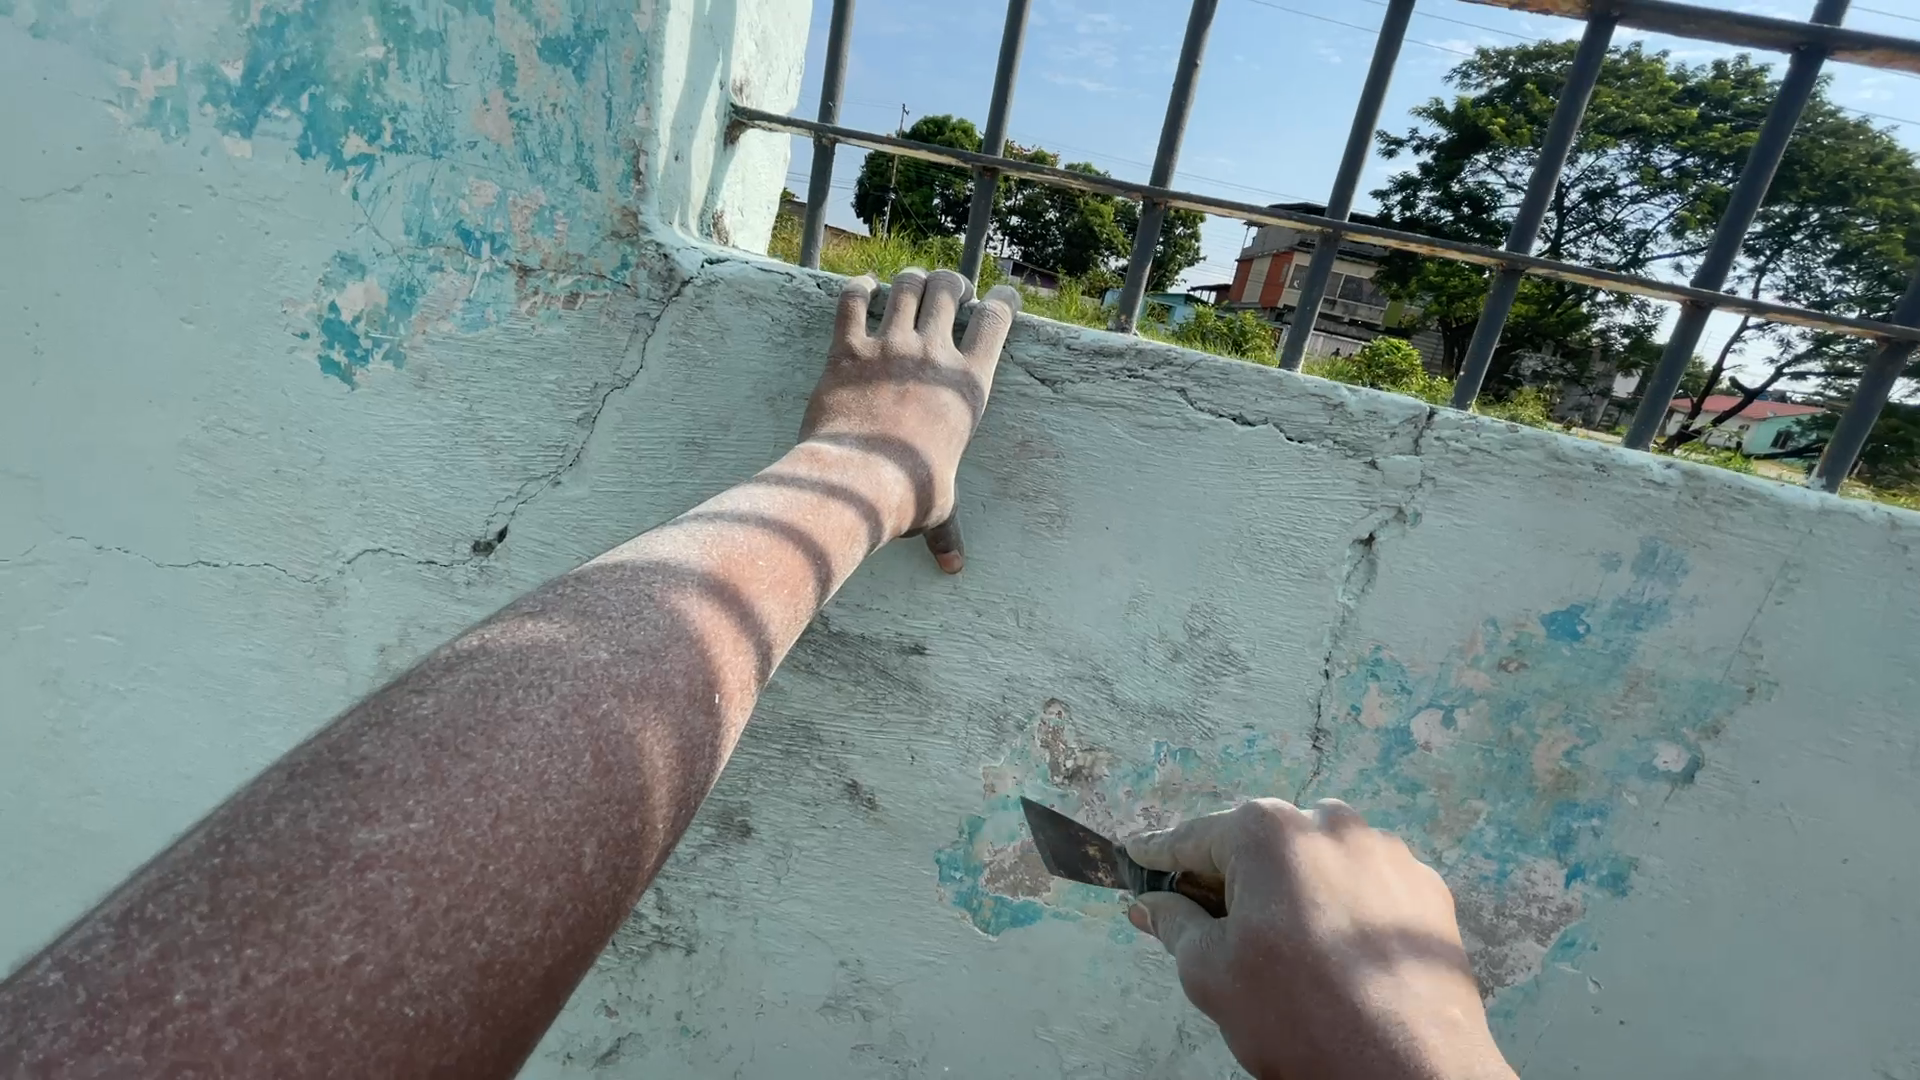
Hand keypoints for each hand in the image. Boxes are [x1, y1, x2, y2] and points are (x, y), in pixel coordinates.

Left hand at [799, 268, 1020, 572]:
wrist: (858, 482)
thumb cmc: (908, 496)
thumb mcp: (940, 507)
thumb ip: (949, 530)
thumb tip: (954, 567)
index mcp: (969, 387)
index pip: (997, 323)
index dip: (1005, 301)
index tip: (1005, 296)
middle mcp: (935, 356)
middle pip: (951, 289)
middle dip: (953, 282)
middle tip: (950, 290)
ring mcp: (891, 348)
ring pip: (907, 285)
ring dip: (911, 280)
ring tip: (909, 286)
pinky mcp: (848, 350)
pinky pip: (853, 300)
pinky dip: (859, 288)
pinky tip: (863, 289)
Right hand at [1126, 799, 1515, 1079]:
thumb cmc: (1299, 1018)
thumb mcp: (1210, 972)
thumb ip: (1173, 924)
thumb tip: (1146, 905)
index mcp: (1264, 830)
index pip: (1193, 839)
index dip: (1159, 853)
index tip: (1137, 855)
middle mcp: (1324, 820)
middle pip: (1254, 842)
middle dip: (1228, 875)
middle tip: (1208, 915)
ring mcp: (1382, 848)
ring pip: (1310, 856)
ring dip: (1287, 884)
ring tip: (1283, 940)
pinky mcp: (1424, 884)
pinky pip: (1361, 879)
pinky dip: (1338, 900)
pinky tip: (1335, 945)